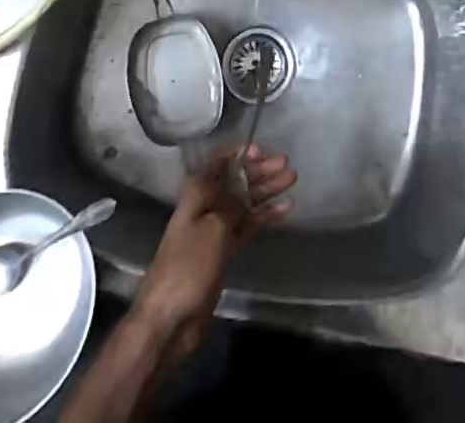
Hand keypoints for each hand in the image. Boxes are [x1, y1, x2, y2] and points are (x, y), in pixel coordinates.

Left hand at [133, 145, 295, 339]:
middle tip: (285, 163)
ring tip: (292, 179)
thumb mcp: (212, 228)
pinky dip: (265, 216)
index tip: (261, 147)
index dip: (237, 154)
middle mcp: (206, 206)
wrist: (171, 316)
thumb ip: (231, 204)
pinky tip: (286, 208)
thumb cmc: (188, 265)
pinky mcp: (225, 251)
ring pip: (245, 203)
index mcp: (196, 194)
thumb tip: (244, 187)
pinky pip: (249, 226)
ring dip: (266, 191)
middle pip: (235, 182)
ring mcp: (216, 230)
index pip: (217, 164)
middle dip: (258, 171)